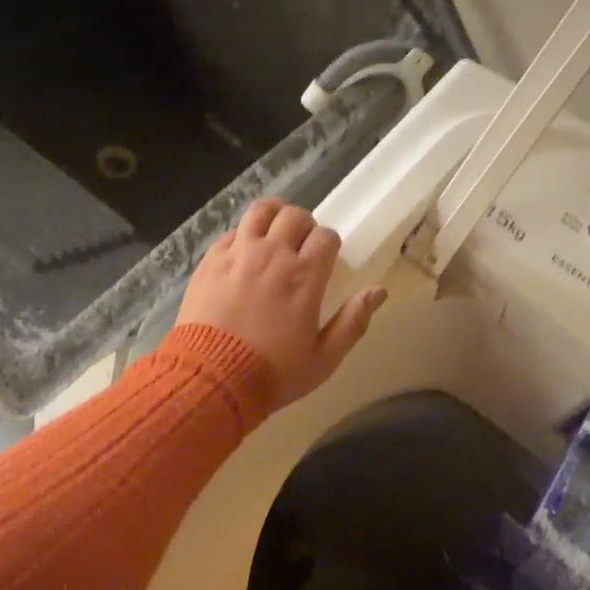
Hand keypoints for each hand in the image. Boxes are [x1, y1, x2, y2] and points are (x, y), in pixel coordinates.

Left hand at [176, 197, 386, 408]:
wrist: (213, 378)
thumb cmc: (273, 374)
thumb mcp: (323, 360)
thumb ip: (352, 323)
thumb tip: (378, 292)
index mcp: (304, 276)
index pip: (325, 236)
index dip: (329, 244)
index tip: (326, 259)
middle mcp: (272, 255)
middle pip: (294, 216)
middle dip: (304, 226)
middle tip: (301, 245)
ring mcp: (238, 254)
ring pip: (261, 211)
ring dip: (273, 216)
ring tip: (274, 232)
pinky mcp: (210, 261)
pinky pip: (231, 231)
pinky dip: (243, 234)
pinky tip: (244, 252)